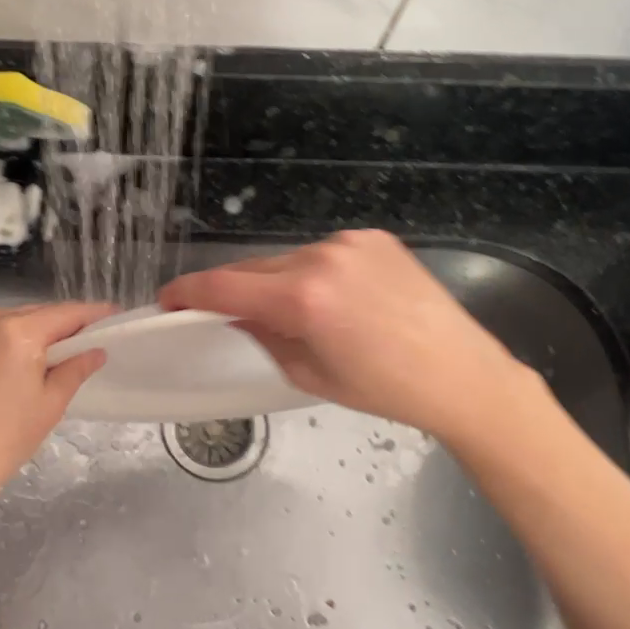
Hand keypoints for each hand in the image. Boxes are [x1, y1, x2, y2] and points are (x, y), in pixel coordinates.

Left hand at [0, 301, 113, 506]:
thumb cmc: (3, 440)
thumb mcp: (49, 405)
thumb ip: (75, 369)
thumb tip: (96, 351)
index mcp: (18, 330)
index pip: (66, 313)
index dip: (93, 315)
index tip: (116, 317)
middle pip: (39, 313)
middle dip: (65, 325)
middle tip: (92, 339)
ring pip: (16, 321)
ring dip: (39, 332)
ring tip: (62, 353)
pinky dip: (14, 340)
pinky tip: (26, 361)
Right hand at [158, 230, 540, 439]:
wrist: (462, 375)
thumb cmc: (385, 390)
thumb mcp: (309, 374)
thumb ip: (264, 337)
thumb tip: (238, 316)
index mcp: (304, 299)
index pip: (225, 288)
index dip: (188, 292)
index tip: (167, 299)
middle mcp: (323, 258)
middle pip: (253, 270)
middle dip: (233, 291)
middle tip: (221, 314)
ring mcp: (350, 243)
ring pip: (287, 261)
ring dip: (276, 283)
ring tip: (295, 316)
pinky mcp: (374, 238)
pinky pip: (321, 254)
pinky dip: (311, 273)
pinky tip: (333, 300)